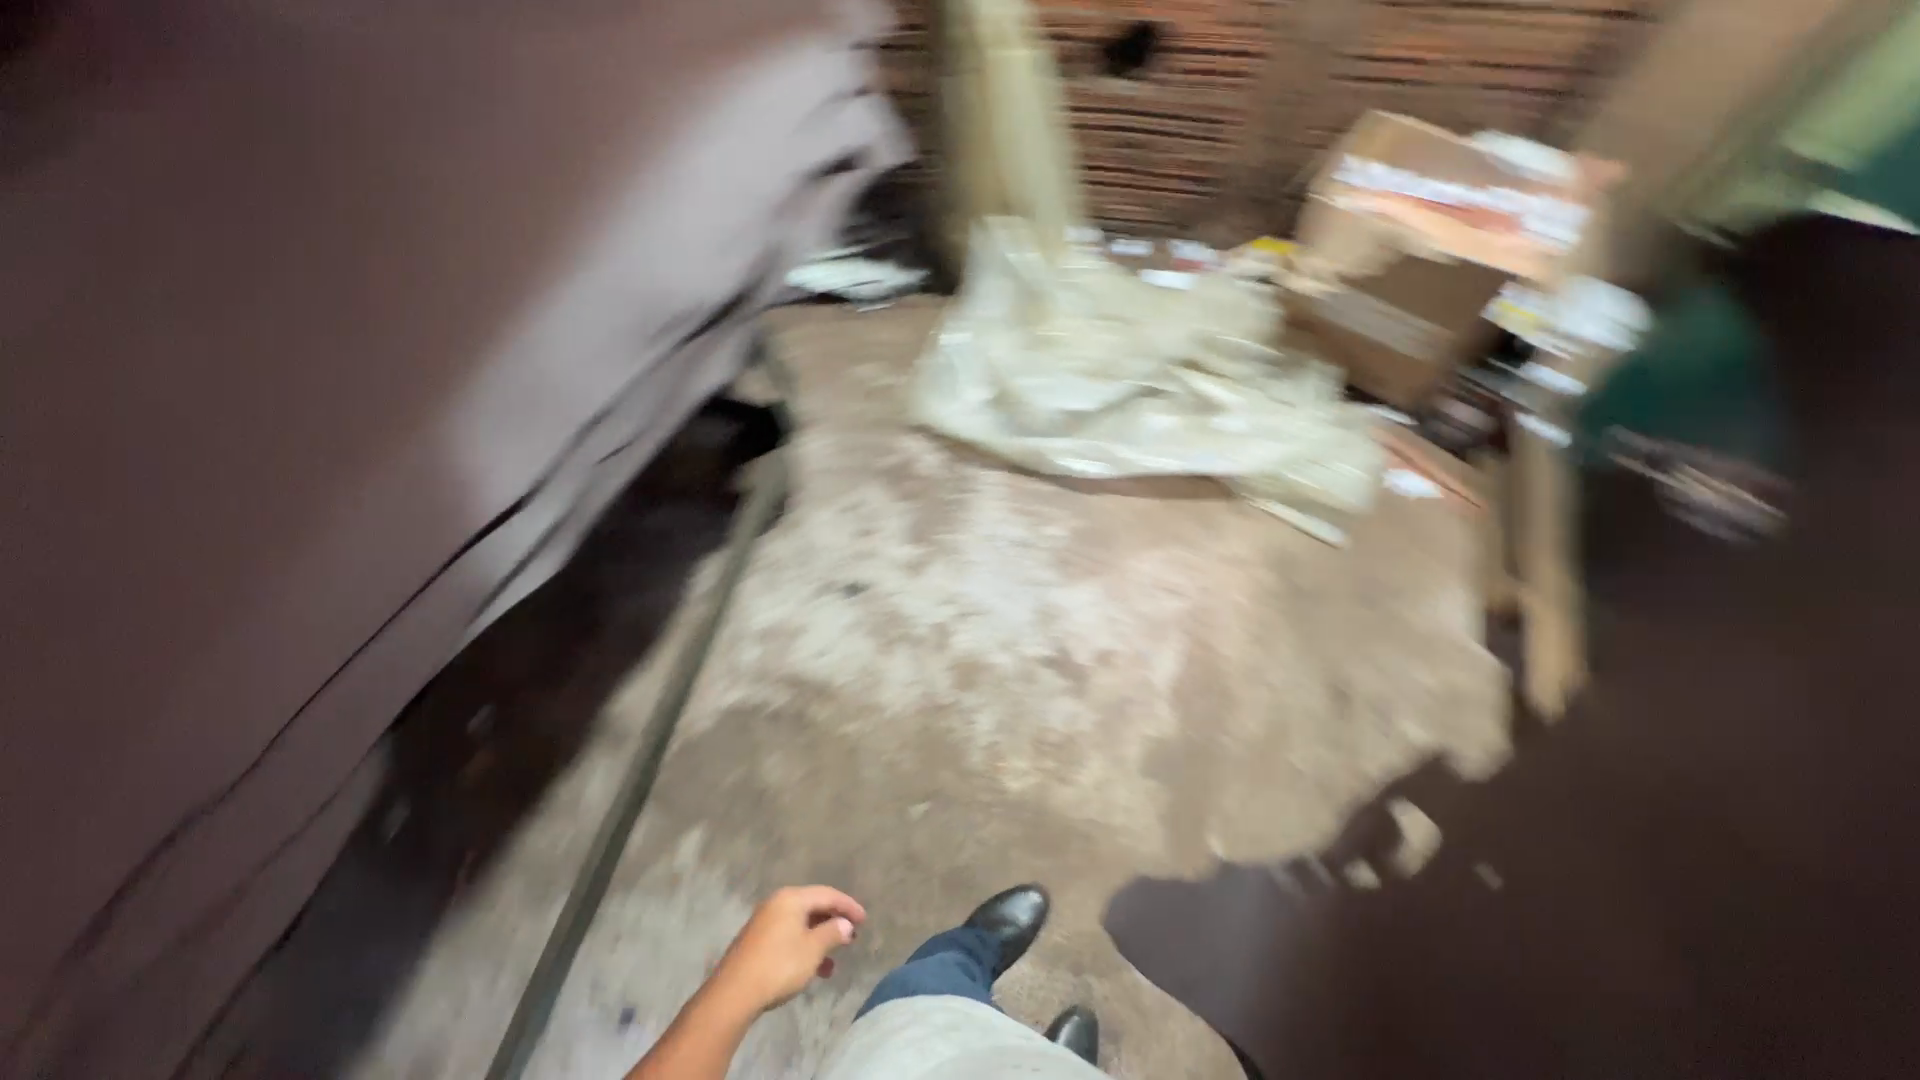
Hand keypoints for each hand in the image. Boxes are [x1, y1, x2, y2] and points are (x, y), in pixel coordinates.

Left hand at [709, 886, 866, 1012]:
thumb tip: (845, 924)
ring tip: (834, 961)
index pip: (827, 894)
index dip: (848, 906)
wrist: (734, 994)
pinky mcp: (757, 941)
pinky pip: (789, 936)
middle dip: (834, 922)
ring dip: (820, 940)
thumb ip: (832, 933)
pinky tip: (813, 970)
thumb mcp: (813, 949)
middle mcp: (776, 904)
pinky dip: (804, 947)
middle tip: (852, 937)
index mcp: (791, 898)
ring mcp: (764, 922)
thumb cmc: (779, 966)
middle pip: (813, 907)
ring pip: (801, 924)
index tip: (864, 920)